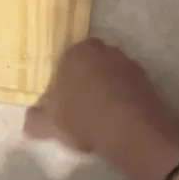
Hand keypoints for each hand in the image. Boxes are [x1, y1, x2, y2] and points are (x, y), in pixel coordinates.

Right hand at [26, 38, 178, 179]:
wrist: (132, 129)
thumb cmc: (83, 118)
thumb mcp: (49, 124)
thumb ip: (35, 120)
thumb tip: (30, 123)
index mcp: (78, 51)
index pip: (63, 62)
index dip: (60, 84)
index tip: (60, 105)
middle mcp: (105, 50)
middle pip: (89, 67)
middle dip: (83, 86)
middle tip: (77, 112)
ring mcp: (130, 64)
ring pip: (109, 78)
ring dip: (104, 94)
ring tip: (98, 121)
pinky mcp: (149, 81)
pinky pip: (127, 90)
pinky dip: (122, 102)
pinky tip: (116, 123)